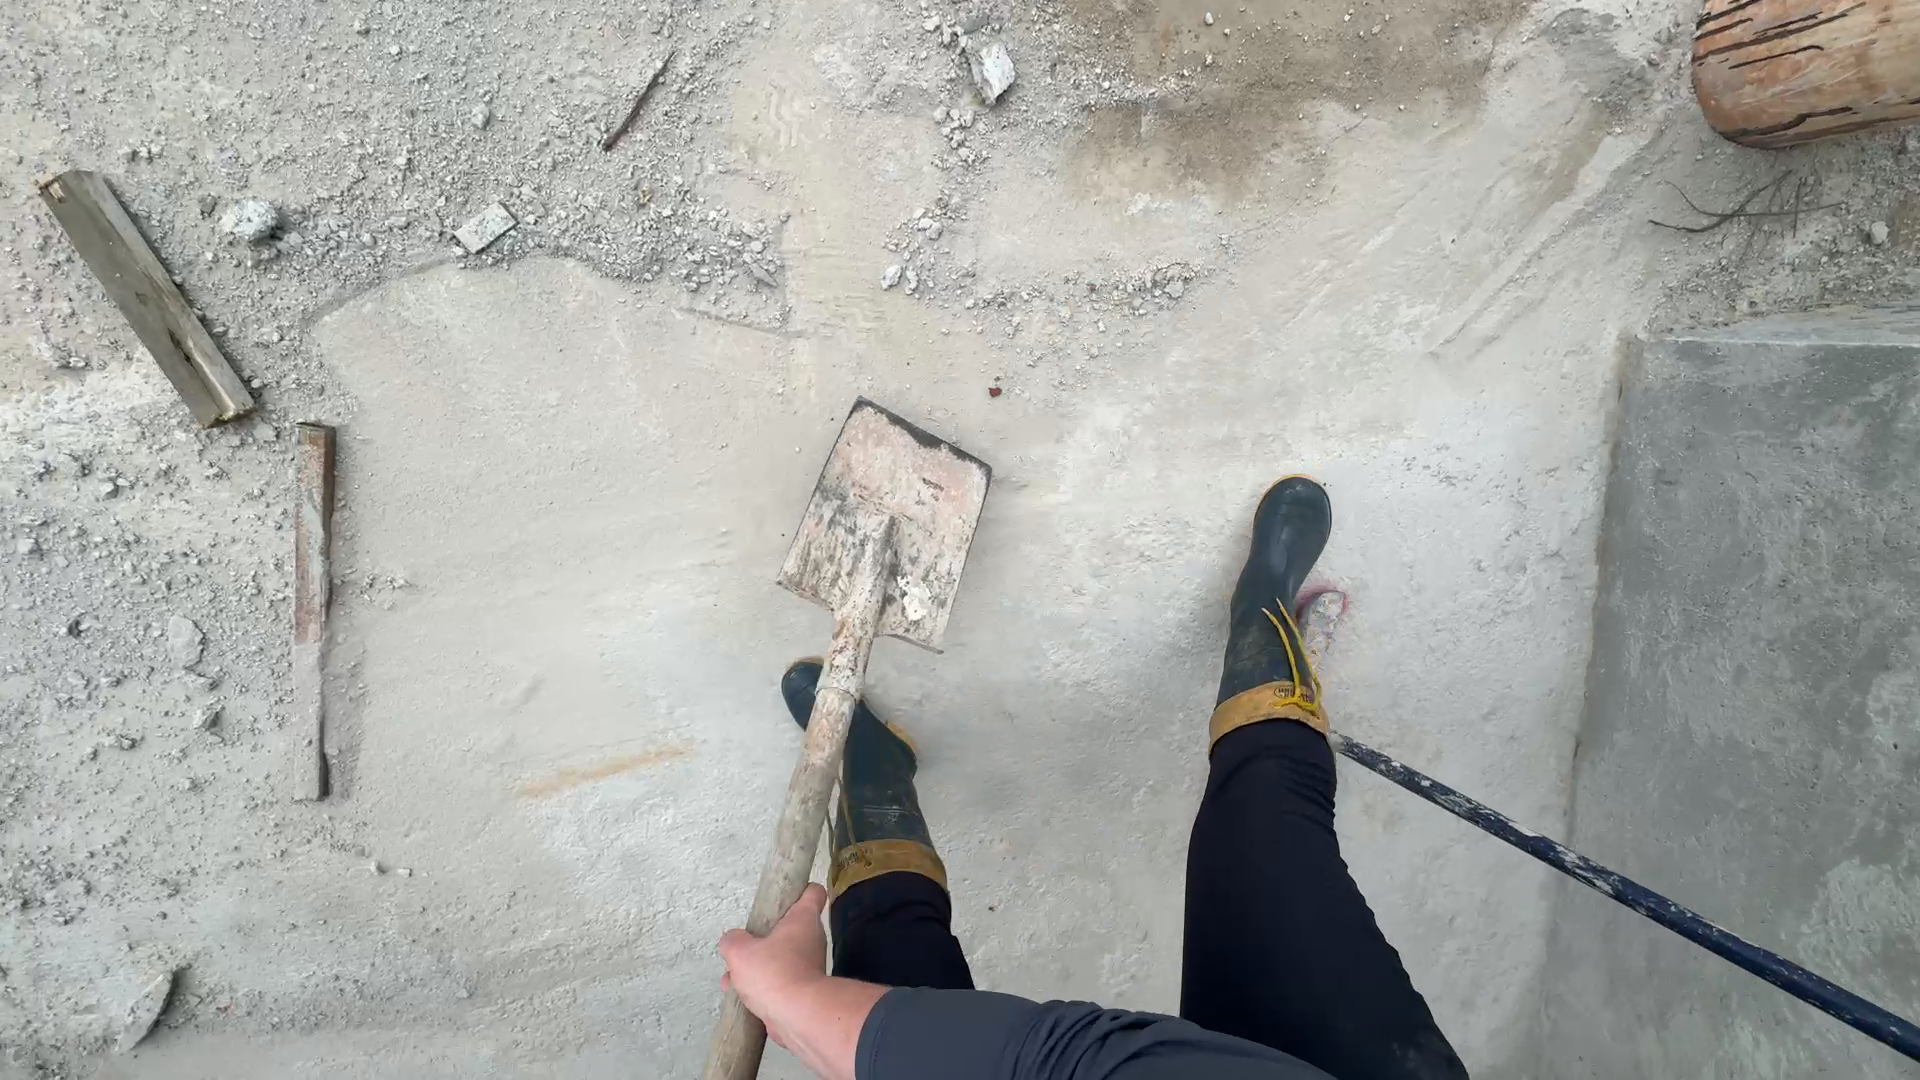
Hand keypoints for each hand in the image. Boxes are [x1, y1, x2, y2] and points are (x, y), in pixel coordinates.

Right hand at [718, 884, 884, 1079]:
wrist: (797, 1015)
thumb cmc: (774, 973)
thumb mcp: (741, 952)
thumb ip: (732, 941)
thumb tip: (732, 940)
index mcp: (803, 917)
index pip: (813, 891)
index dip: (800, 890)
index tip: (784, 896)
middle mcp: (811, 937)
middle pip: (789, 927)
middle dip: (763, 938)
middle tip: (744, 947)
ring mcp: (810, 964)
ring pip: (781, 956)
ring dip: (757, 966)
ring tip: (732, 978)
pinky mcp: (804, 988)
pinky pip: (781, 980)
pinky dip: (763, 986)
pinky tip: (741, 997)